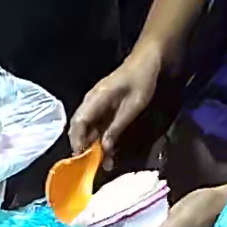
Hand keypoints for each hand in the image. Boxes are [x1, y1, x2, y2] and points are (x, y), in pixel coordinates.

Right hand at [70, 46, 163, 165]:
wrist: (148, 60)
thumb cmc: (142, 80)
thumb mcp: (133, 106)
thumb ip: (117, 127)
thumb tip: (104, 149)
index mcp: (94, 100)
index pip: (78, 124)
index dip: (78, 142)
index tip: (83, 158)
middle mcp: (90, 103)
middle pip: (79, 128)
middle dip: (84, 148)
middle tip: (94, 165)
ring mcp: (94, 105)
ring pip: (87, 129)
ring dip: (93, 145)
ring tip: (105, 161)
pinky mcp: (102, 107)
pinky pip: (95, 125)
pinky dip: (99, 138)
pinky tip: (109, 149)